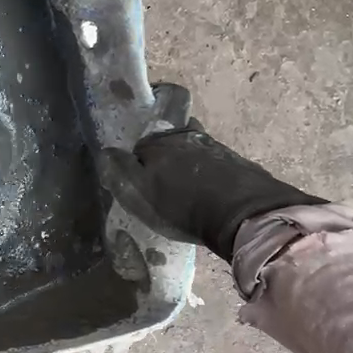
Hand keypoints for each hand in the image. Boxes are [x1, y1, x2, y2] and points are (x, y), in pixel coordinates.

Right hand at [104, 122, 328, 262]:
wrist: (246, 215)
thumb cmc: (182, 205)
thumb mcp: (136, 192)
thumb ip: (118, 169)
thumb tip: (107, 151)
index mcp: (158, 143)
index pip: (139, 146)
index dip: (137, 162)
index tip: (139, 180)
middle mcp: (187, 137)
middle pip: (169, 142)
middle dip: (165, 156)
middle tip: (163, 180)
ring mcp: (217, 148)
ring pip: (194, 150)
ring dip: (189, 163)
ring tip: (187, 186)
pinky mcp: (240, 163)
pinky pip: (216, 163)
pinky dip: (210, 173)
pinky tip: (210, 190)